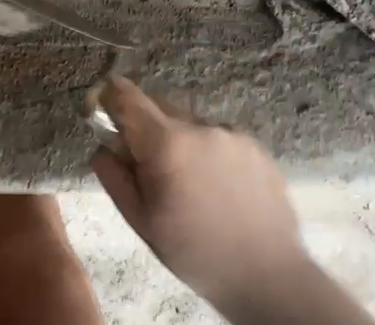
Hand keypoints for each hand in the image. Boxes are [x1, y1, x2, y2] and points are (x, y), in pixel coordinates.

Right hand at [89, 76, 307, 303]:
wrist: (271, 279)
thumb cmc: (195, 252)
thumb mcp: (139, 219)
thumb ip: (112, 172)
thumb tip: (103, 143)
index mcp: (165, 142)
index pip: (124, 93)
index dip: (108, 98)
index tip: (104, 116)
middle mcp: (199, 126)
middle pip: (155, 104)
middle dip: (144, 125)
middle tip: (149, 165)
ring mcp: (231, 134)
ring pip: (187, 120)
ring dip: (177, 138)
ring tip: (189, 181)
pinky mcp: (256, 146)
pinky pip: (216, 135)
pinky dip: (207, 150)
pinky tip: (217, 185)